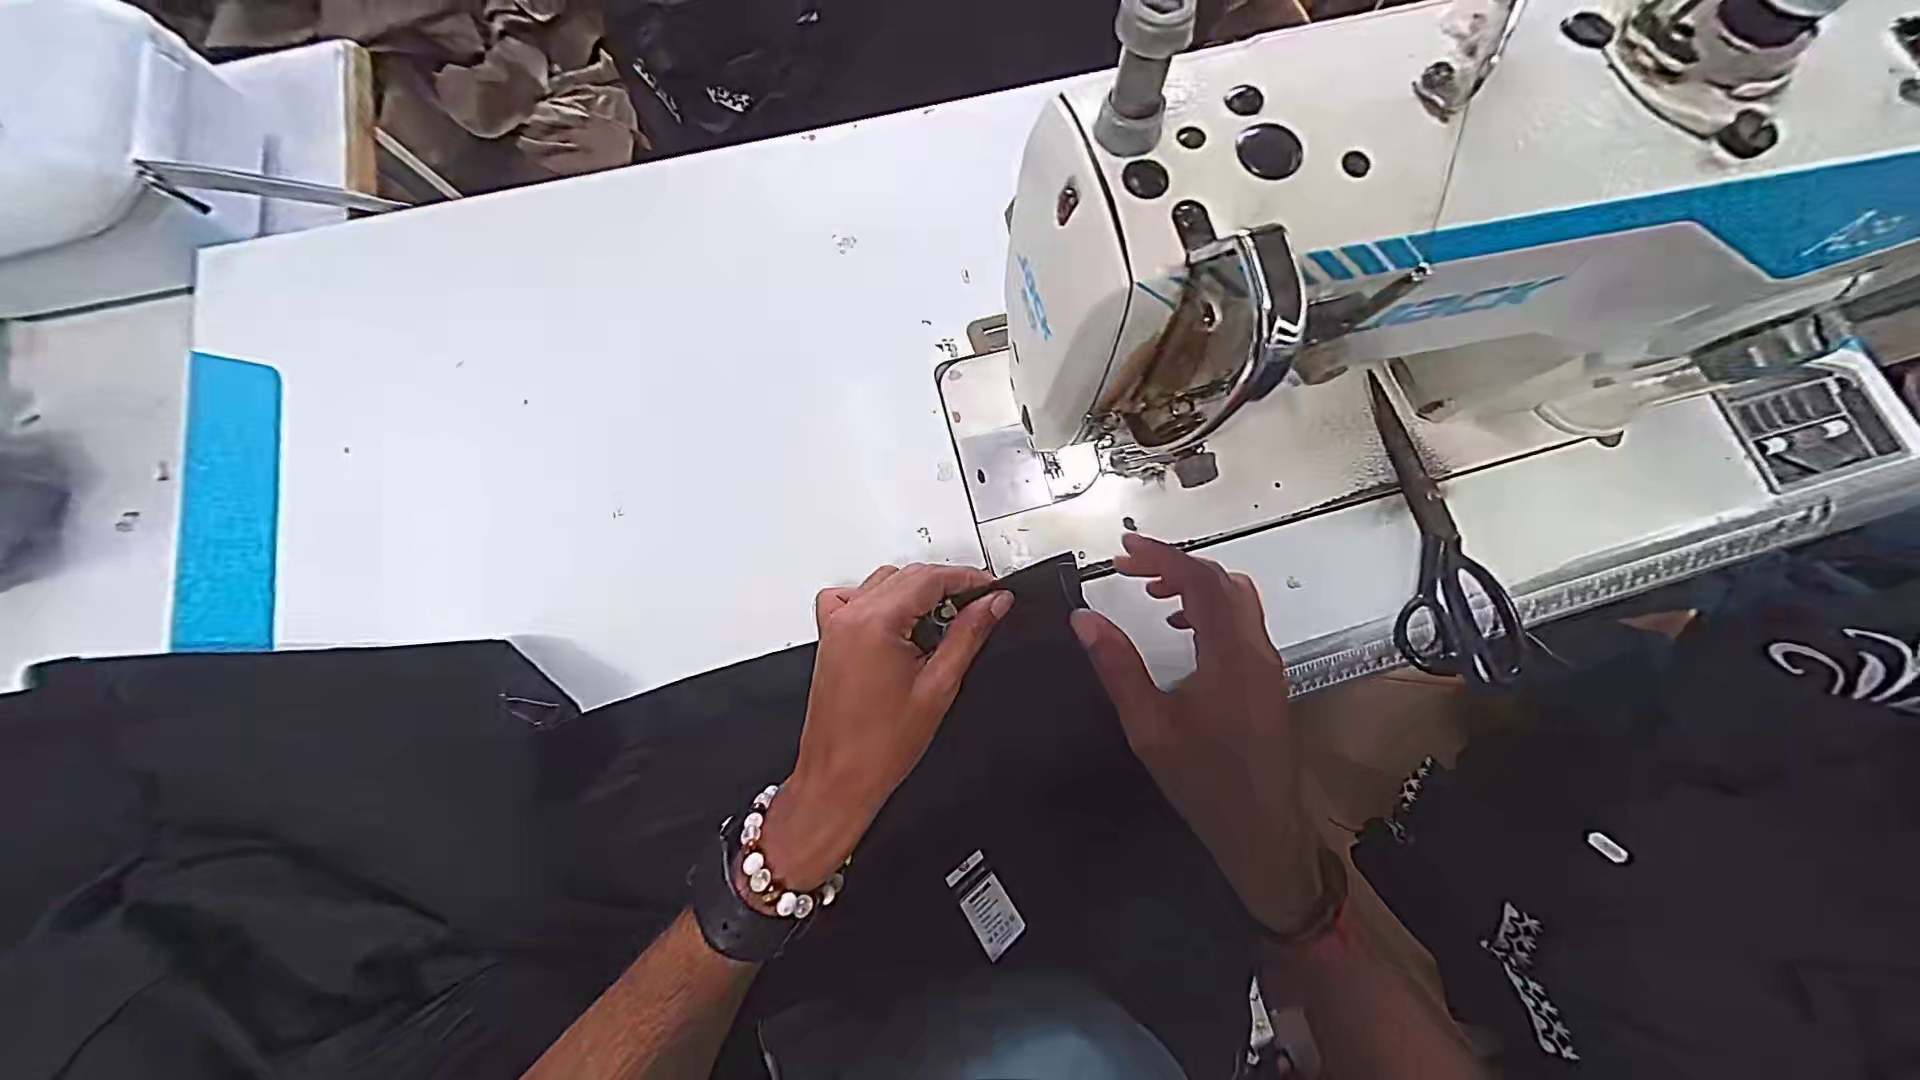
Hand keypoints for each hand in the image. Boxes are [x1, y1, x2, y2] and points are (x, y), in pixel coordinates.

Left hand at [758, 564, 1013, 888]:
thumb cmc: (879, 746)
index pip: (930, 578)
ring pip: (884, 580)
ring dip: (916, 590)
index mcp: (875, 623)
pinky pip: (854, 597)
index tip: (989, 589)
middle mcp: (850, 616)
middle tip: (977, 604)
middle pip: (908, 574)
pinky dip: (879, 598)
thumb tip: (992, 605)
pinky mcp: (830, 636)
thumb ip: (969, 634)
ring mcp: (836, 625)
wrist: (840, 776)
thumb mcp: (939, 685)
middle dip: (947, 584)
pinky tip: (899, 622)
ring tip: (943, 620)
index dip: (967, 579)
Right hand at [1070, 534, 1323, 932]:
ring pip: (1236, 597)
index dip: (1161, 556)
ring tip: (1152, 592)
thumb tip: (1086, 620)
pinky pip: (1241, 621)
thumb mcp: (1148, 726)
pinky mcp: (1267, 677)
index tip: (1126, 548)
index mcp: (1229, 657)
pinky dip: (1209, 607)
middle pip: (1220, 580)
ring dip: (1194, 583)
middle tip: (1131, 567)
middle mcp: (1256, 652)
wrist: (1262, 831)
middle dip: (1173, 564)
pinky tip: (1181, 627)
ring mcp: (1267, 664)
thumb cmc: (1206, 783)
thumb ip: (1117, 666)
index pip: (1199, 581)